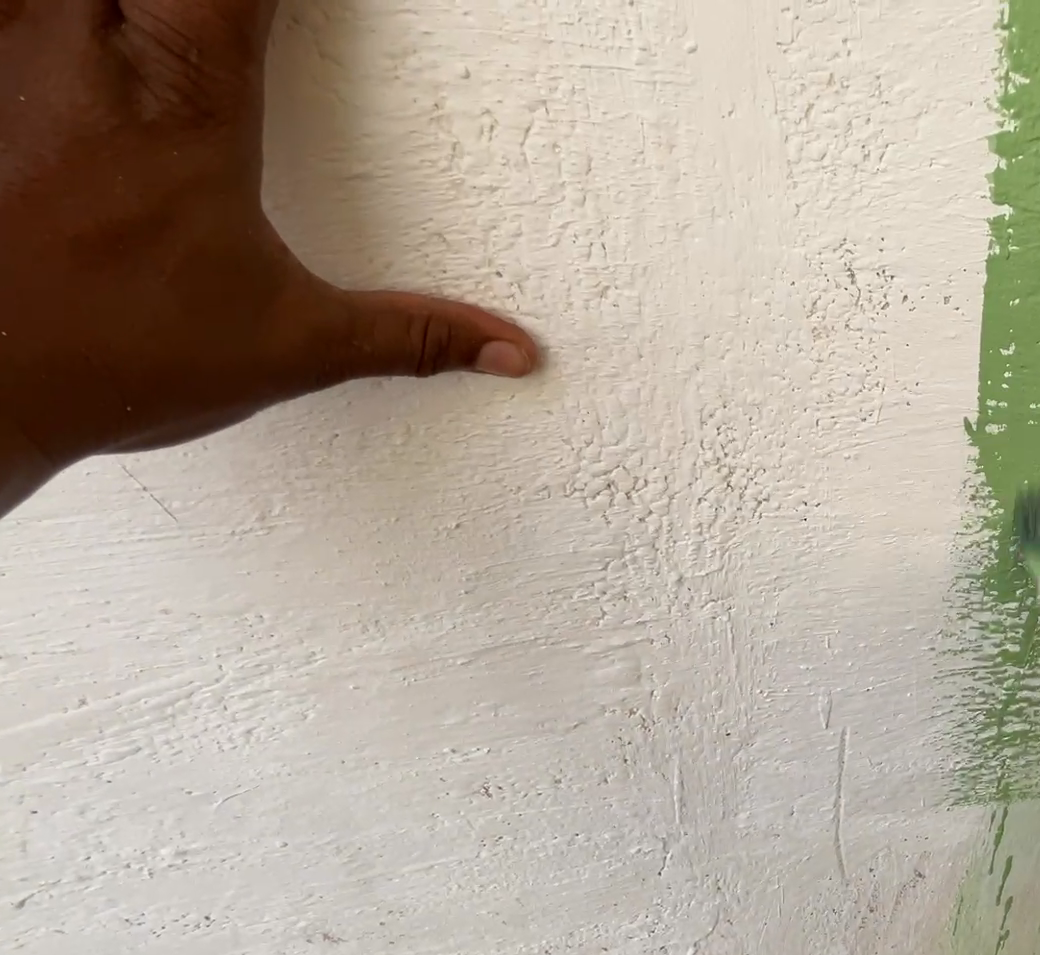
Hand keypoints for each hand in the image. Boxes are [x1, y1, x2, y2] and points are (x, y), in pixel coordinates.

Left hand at [0, 0, 537, 508]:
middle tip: (254, 14)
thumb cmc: (111, 354)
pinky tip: (94, 26)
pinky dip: (71, 10)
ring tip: (180, 13)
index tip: (359, 7)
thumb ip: (417, 337)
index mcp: (181, 104)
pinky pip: (13, 2)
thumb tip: (508, 350)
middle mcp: (76, 51)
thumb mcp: (302, 346)